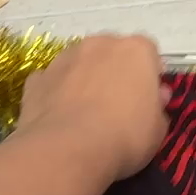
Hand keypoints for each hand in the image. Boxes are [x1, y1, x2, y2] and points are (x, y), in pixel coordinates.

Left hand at [16, 35, 169, 183]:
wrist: (68, 150)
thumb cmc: (125, 137)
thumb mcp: (158, 130)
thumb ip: (158, 108)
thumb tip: (156, 96)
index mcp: (135, 51)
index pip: (149, 52)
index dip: (150, 75)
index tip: (148, 98)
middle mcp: (99, 44)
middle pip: (112, 52)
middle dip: (116, 72)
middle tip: (118, 106)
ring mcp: (64, 58)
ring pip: (80, 63)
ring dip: (85, 79)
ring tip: (86, 114)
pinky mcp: (37, 79)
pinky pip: (52, 81)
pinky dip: (56, 94)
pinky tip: (60, 118)